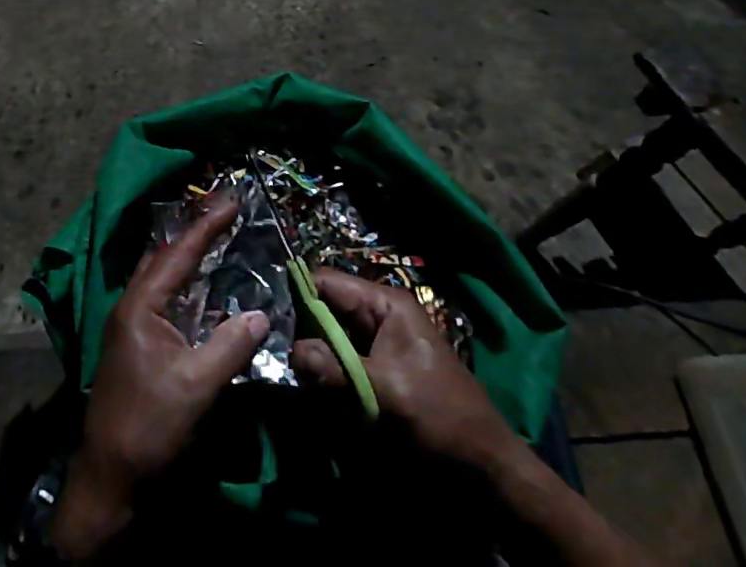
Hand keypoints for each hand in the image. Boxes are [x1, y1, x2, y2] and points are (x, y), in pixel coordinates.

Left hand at [52, 196, 268, 559]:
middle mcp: (131, 308)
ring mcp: (131, 327)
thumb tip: (262, 312)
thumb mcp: (196, 385)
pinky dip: (185, 282)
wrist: (109, 478)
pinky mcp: (137, 345)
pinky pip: (164, 298)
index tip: (232, 200)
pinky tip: (203, 287)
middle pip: (163, 256)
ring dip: (187, 254)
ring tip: (216, 236)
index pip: (178, 254)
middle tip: (224, 211)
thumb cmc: (149, 426)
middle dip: (193, 230)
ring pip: (161, 276)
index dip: (206, 226)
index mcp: (140, 307)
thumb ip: (231, 344)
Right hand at [291, 268, 518, 470]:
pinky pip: (337, 362)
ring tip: (281, 371)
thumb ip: (335, 369)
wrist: (481, 462)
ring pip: (327, 338)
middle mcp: (377, 315)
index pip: (327, 282)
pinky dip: (321, 373)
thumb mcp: (385, 390)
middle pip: (323, 309)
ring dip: (307, 355)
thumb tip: (290, 351)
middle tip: (269, 351)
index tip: (264, 316)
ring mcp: (375, 343)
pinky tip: (303, 388)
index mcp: (384, 304)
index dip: (295, 294)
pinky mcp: (373, 370)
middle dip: (298, 329)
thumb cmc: (438, 416)